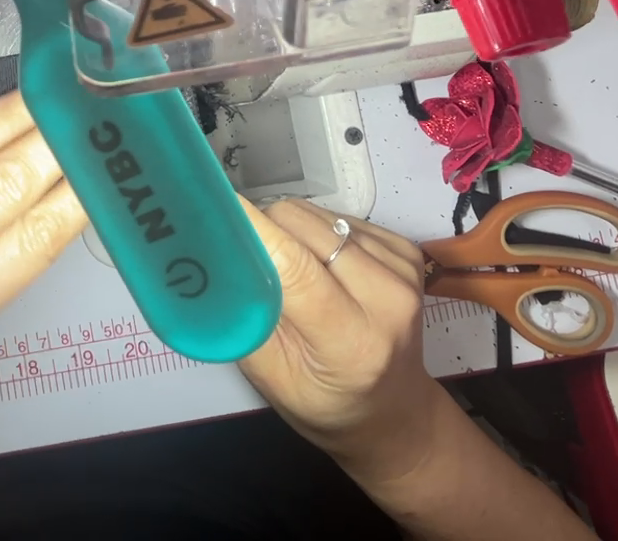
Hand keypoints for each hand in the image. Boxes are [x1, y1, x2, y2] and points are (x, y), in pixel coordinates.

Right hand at [237, 199, 442, 486]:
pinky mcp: (406, 250)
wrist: (396, 413)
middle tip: (250, 258)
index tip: (212, 205)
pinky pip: (337, 216)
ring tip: (290, 270)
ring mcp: (401, 269)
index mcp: (351, 341)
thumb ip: (244, 317)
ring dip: (290, 230)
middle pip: (300, 225)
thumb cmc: (325, 404)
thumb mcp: (271, 377)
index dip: (252, 228)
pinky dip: (316, 233)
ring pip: (315, 214)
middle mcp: (386, 297)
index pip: (294, 266)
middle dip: (264, 230)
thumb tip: (210, 256)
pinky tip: (321, 267)